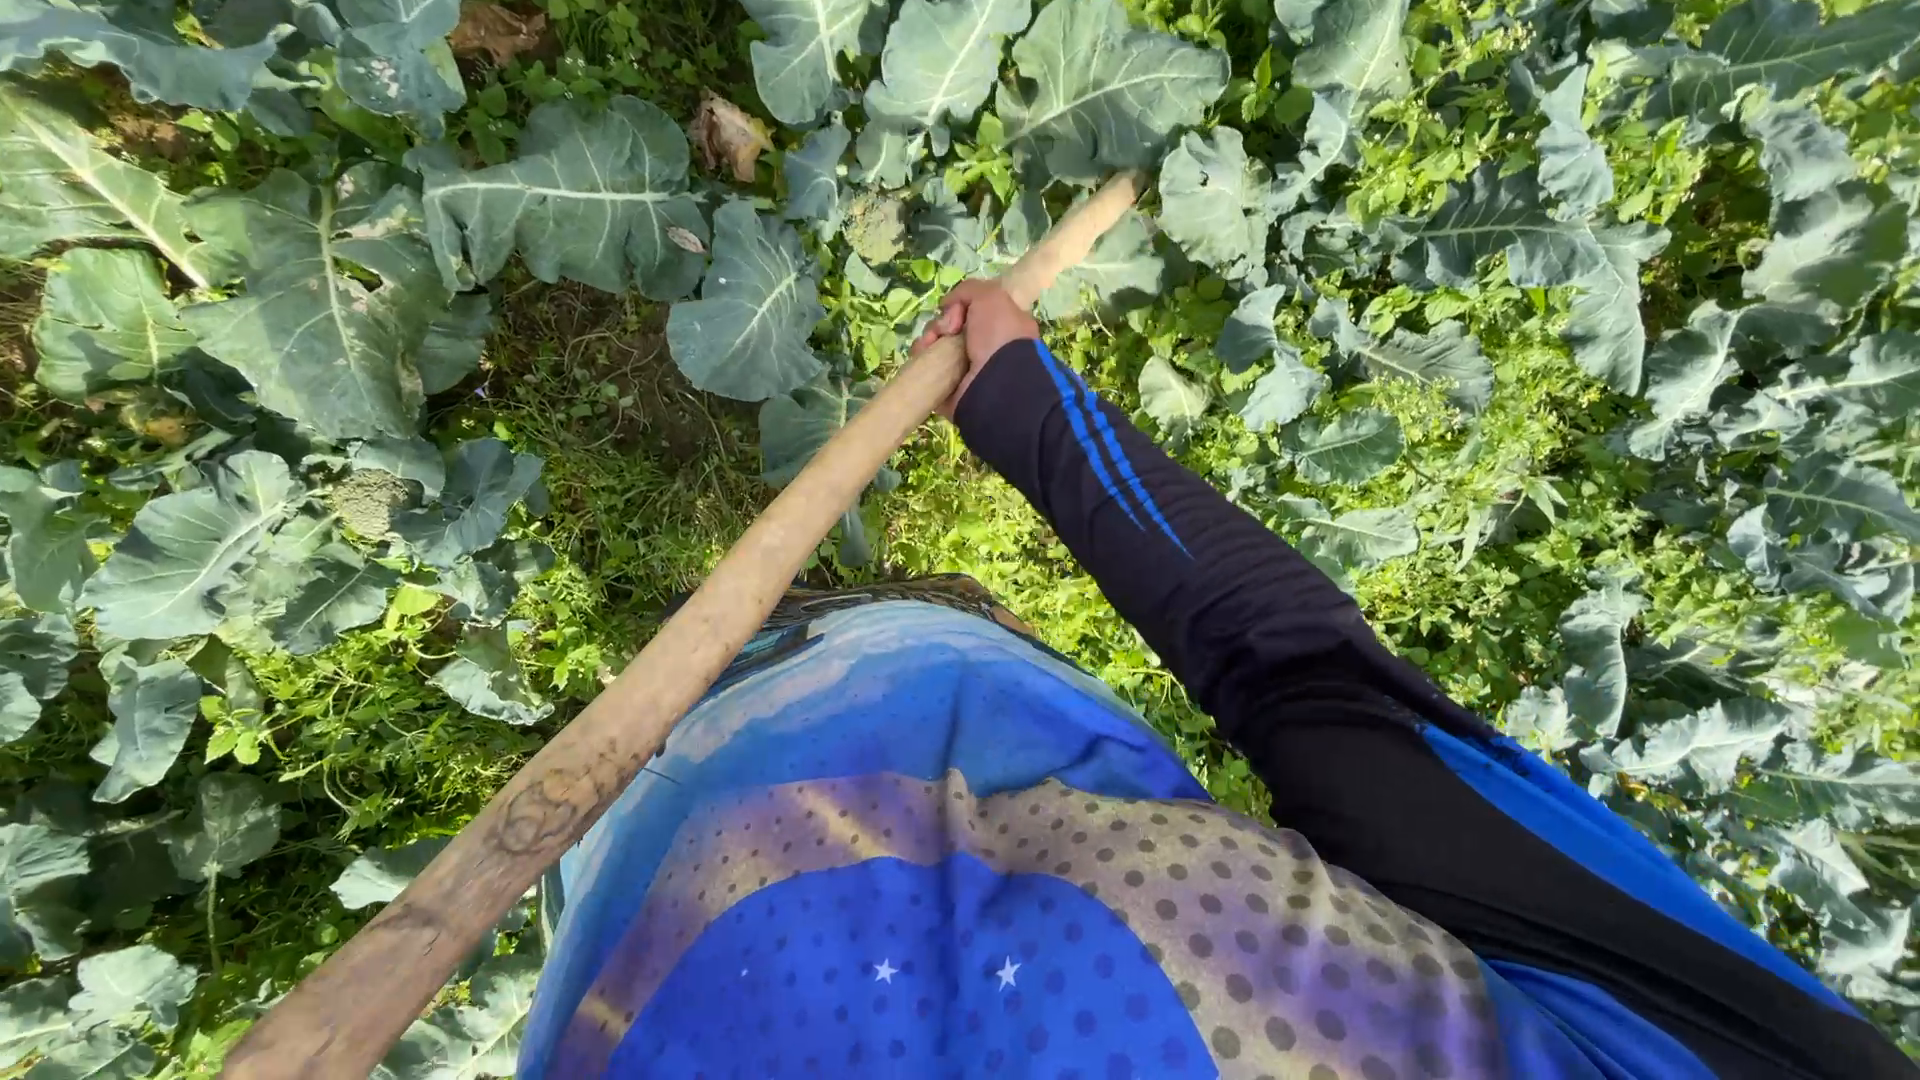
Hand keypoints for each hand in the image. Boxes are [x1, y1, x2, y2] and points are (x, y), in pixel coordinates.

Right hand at [910, 279, 1040, 418]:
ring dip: (929, 338)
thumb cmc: (999, 336)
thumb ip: (970, 290)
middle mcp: (986, 350)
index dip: (962, 307)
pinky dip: (921, 357)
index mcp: (1003, 330)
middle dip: (942, 324)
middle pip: (953, 328)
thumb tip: (948, 306)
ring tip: (932, 342)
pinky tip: (923, 353)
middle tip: (948, 329)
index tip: (958, 309)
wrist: (995, 382)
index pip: (976, 313)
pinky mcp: (949, 388)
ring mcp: (967, 371)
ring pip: (938, 346)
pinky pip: (928, 366)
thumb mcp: (992, 297)